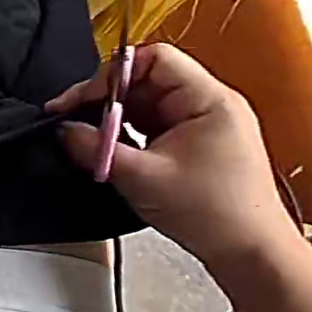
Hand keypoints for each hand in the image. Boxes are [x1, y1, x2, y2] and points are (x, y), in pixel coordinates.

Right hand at [47, 43, 298, 267]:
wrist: (248, 252)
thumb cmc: (213, 214)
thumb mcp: (142, 178)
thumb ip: (96, 149)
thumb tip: (63, 130)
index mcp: (208, 100)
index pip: (154, 59)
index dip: (113, 74)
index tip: (82, 99)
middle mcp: (207, 104)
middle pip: (145, 81)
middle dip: (106, 98)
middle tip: (72, 119)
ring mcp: (200, 124)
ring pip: (145, 105)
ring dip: (114, 118)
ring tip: (88, 139)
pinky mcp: (191, 144)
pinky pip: (150, 125)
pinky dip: (126, 134)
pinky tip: (109, 150)